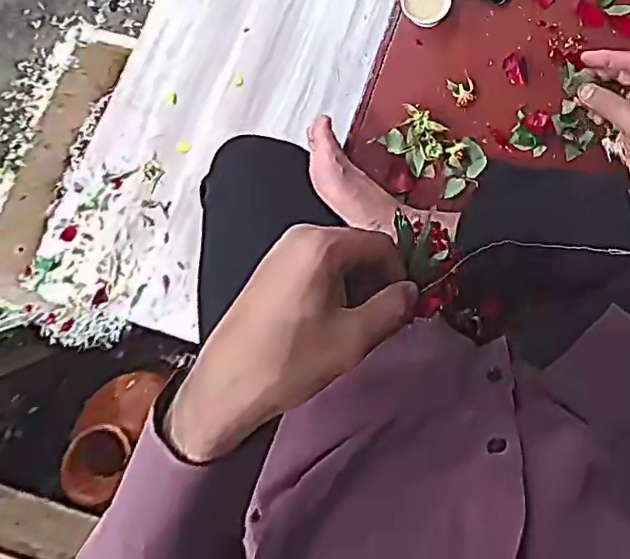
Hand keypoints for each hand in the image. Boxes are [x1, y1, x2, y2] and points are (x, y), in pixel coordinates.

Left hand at [167, 225, 415, 462]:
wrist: (218, 394)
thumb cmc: (282, 363)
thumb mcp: (352, 339)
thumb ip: (393, 308)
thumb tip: (411, 292)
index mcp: (321, 243)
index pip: (383, 244)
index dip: (400, 274)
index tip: (402, 305)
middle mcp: (301, 236)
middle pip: (361, 249)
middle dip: (377, 283)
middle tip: (379, 320)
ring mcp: (284, 251)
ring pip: (342, 260)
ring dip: (356, 289)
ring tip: (350, 328)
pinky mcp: (273, 270)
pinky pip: (320, 268)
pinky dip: (334, 290)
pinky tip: (327, 325)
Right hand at [575, 49, 629, 191]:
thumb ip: (607, 102)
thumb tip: (584, 89)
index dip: (609, 58)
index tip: (586, 58)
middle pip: (625, 75)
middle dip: (601, 76)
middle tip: (578, 75)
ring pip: (617, 91)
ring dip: (598, 93)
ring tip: (579, 93)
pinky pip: (614, 106)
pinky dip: (601, 106)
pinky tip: (588, 108)